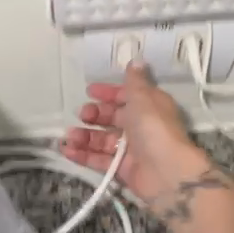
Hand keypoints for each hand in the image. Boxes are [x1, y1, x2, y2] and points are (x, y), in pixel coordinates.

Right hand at [62, 61, 211, 204]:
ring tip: (70, 137)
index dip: (108, 93)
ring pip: (102, 140)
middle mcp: (140, 127)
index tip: (89, 91)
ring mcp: (131, 150)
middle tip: (82, 115)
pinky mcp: (122, 170)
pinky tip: (67, 150)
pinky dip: (83, 155)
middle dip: (94, 115)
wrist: (166, 172)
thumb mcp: (144, 98)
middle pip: (112, 118)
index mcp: (149, 107)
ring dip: (84, 136)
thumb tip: (136, 60)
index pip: (125, 96)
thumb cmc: (154, 128)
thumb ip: (135, 81)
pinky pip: (99, 160)